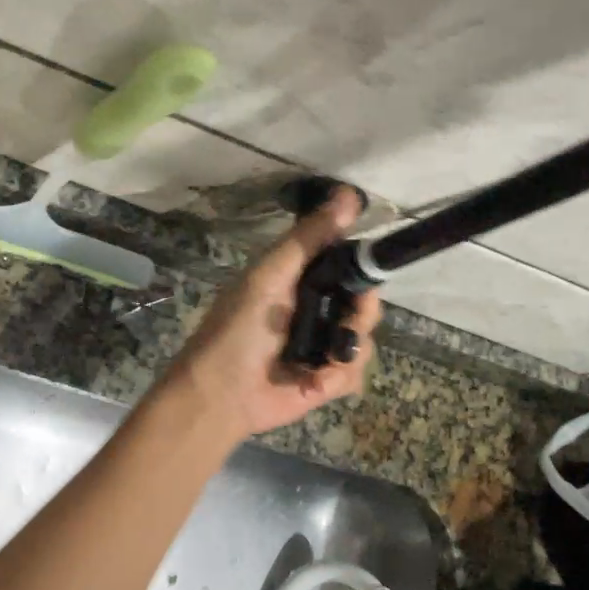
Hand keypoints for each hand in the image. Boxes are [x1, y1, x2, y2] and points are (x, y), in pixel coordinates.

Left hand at [153, 186, 382, 440]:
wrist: (220, 394)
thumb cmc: (237, 329)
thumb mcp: (269, 276)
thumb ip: (307, 239)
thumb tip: (348, 195)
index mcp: (296, 280)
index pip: (344, 262)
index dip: (360, 264)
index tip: (368, 266)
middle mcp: (312, 309)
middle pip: (363, 301)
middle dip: (361, 311)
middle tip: (346, 321)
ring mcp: (319, 346)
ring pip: (363, 337)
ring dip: (348, 348)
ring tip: (323, 358)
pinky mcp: (324, 380)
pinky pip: (353, 372)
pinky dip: (338, 377)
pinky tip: (312, 381)